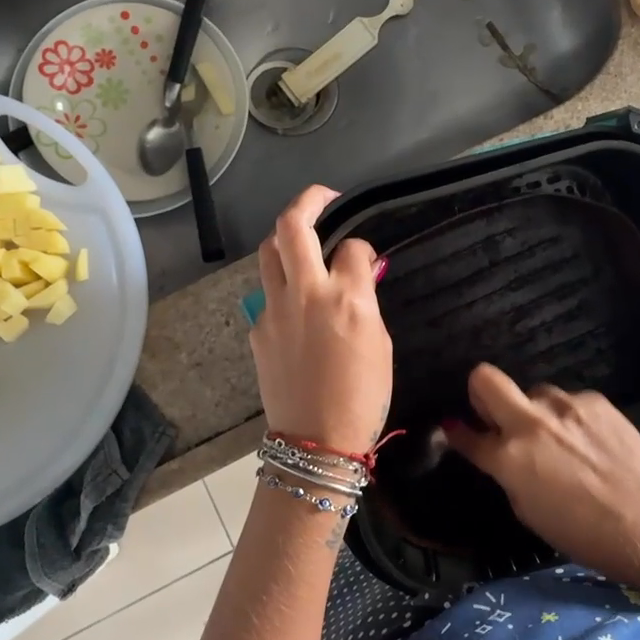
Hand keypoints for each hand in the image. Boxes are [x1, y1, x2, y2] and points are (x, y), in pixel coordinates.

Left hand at [248, 185, 392, 452]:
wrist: (316, 441)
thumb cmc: (363, 397)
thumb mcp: (381, 343)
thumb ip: (367, 300)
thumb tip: (360, 273)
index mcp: (346, 298)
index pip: (354, 246)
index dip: (363, 247)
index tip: (366, 258)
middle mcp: (306, 293)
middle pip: (292, 225)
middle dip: (308, 200)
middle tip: (324, 198)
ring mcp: (275, 309)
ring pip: (269, 251)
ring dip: (285, 238)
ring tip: (301, 241)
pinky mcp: (258, 329)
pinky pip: (267, 294)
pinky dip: (282, 288)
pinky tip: (296, 308)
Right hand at [444, 364, 639, 570]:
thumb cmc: (579, 531)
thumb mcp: (527, 510)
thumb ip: (509, 474)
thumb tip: (503, 456)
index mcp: (507, 457)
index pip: (466, 435)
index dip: (457, 432)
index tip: (454, 428)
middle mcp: (530, 422)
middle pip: (486, 378)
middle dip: (481, 391)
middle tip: (496, 412)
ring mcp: (564, 406)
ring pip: (537, 393)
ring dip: (538, 411)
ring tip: (561, 437)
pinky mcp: (595, 400)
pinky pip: (572, 401)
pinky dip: (573, 418)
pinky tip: (592, 441)